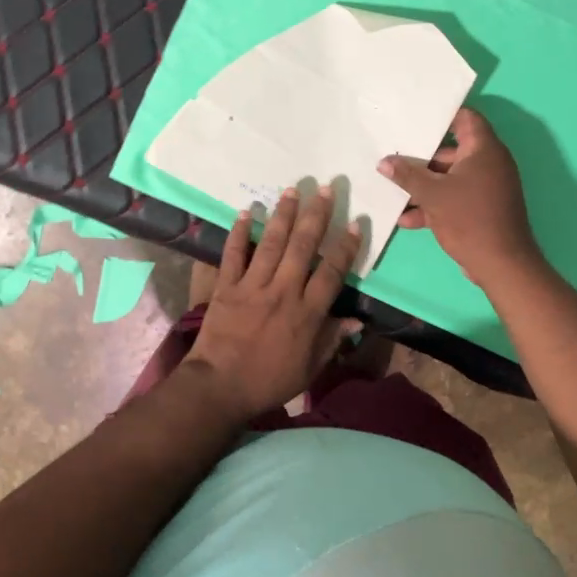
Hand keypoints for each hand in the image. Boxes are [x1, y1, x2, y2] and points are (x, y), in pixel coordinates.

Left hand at [180, 188, 364, 422]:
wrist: (220, 387)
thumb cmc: (268, 382)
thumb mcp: (309, 369)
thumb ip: (331, 341)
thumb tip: (356, 320)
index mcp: (307, 313)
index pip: (331, 273)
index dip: (345, 247)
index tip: (355, 223)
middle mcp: (283, 292)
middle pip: (303, 247)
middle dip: (316, 216)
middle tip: (326, 189)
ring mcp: (253, 286)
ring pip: (271, 243)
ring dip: (283, 214)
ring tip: (292, 189)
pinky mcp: (226, 286)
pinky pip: (233, 254)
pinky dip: (239, 232)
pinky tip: (246, 212)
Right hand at [378, 107, 546, 291]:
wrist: (501, 265)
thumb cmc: (469, 219)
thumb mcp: (432, 195)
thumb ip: (407, 175)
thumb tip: (384, 162)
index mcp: (484, 150)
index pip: (466, 118)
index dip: (441, 115)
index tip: (414, 116)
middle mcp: (488, 163)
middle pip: (450, 151)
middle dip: (421, 157)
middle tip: (393, 154)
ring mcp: (485, 187)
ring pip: (449, 177)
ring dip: (423, 185)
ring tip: (393, 190)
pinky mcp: (481, 208)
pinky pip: (454, 197)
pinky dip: (434, 204)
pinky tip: (407, 219)